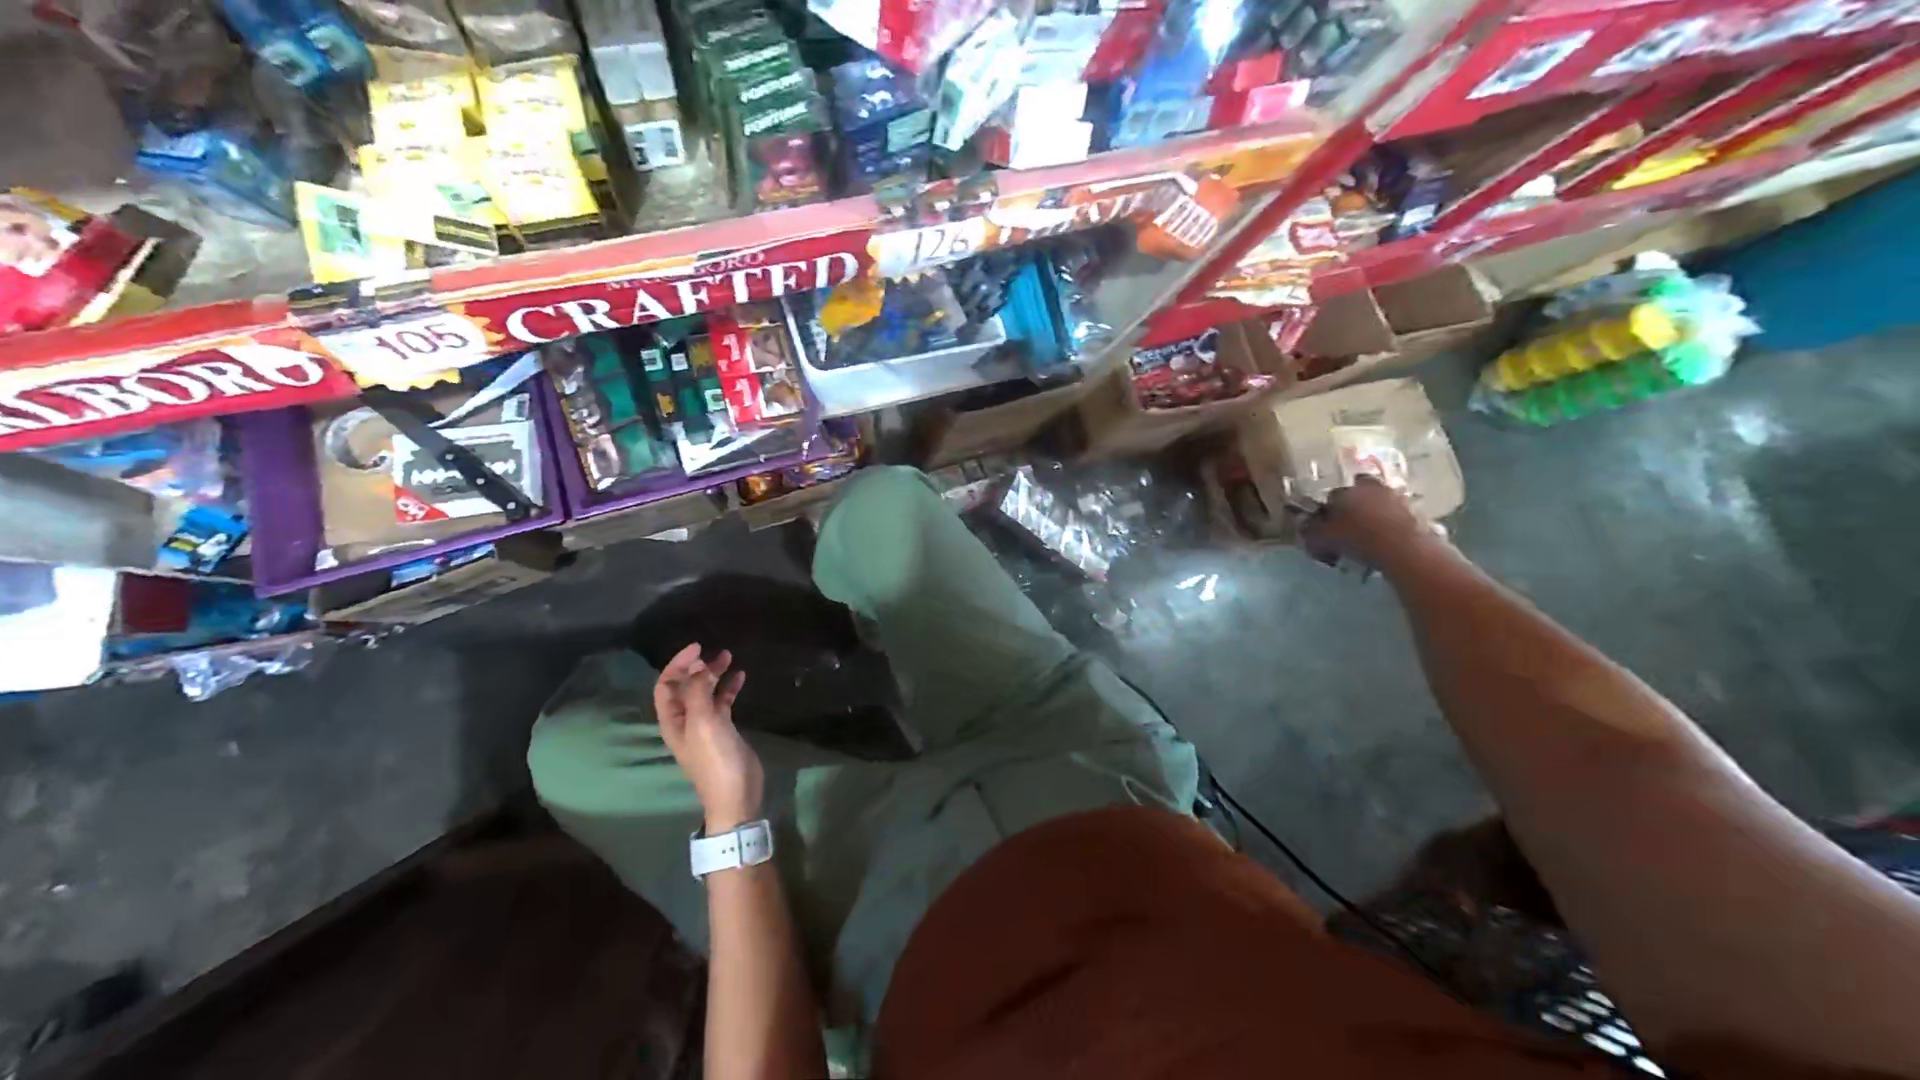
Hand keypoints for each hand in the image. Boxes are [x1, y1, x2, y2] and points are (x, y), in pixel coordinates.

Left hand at [654, 643, 760, 832]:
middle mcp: (684, 721)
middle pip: (685, 686)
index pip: (666, 685)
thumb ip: (697, 691)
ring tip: (729, 657)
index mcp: (672, 720)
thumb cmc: (715, 759)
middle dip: (697, 666)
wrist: (736, 795)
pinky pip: (722, 702)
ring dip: (714, 674)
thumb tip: (697, 664)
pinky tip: (741, 677)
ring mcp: (704, 726)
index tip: (698, 647)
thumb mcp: (703, 722)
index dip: (678, 664)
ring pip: (704, 692)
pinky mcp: (723, 730)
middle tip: (716, 651)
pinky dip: (729, 688)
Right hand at [1302, 477, 1443, 569]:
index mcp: (1344, 491)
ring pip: (1377, 502)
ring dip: (1372, 514)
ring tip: (1369, 536)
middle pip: (1356, 494)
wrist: (1405, 549)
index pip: (1329, 497)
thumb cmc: (1357, 540)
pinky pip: (1395, 514)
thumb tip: (1303, 527)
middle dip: (1352, 508)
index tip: (1326, 528)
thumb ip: (1310, 532)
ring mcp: (1394, 496)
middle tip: (1349, 528)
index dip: (1326, 513)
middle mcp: (1369, 487)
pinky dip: (1389, 523)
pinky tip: (1386, 540)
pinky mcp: (1415, 508)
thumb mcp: (1322, 540)